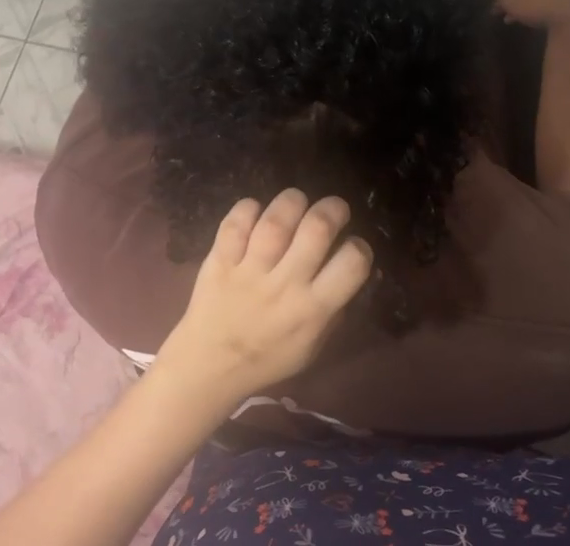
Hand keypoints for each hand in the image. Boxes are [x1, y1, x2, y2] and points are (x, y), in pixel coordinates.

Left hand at [150, 189, 372, 410]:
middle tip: (334, 208)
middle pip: (316, 229)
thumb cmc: (268, 359)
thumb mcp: (313, 347)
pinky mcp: (219, 260)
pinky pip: (234, 224)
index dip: (360, 247)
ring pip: (275, 221)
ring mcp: (249, 270)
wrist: (209, 367)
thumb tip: (351, 271)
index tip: (353, 244)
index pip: (351, 264)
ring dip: (291, 201)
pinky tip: (256, 210)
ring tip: (296, 202)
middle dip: (332, 209)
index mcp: (313, 309)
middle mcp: (284, 285)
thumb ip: (334, 309)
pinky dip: (247, 208)